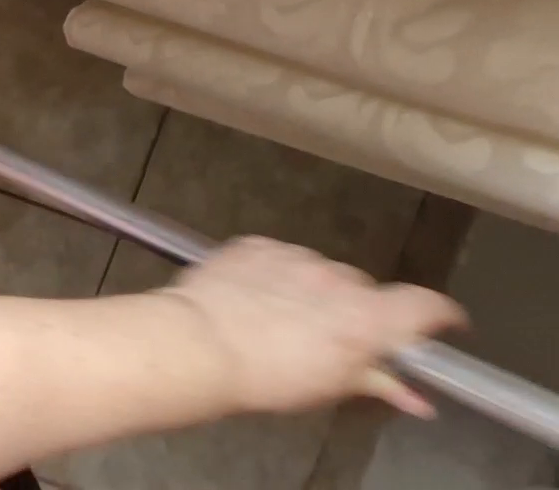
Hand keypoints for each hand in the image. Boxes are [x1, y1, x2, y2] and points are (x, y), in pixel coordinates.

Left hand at [163, 236, 466, 417]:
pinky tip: (258, 290)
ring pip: (316, 267)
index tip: (440, 322)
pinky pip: (275, 254)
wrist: (202, 341)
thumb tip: (414, 396)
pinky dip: (274, 269)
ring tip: (285, 312)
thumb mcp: (334, 385)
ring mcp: (289, 257)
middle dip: (356, 306)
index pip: (426, 303)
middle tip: (334, 330)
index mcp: (369, 316)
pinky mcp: (250, 245)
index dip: (438, 313)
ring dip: (312, 285)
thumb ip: (379, 381)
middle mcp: (334, 279)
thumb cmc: (271, 373)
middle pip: (362, 286)